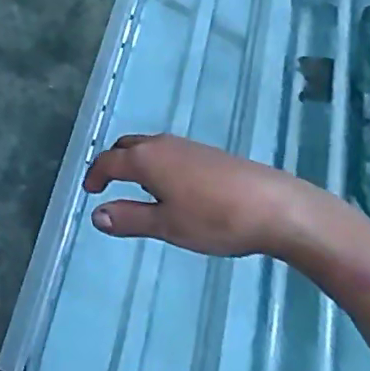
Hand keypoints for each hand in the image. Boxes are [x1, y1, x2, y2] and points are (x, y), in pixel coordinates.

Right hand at [82, 134, 333, 258]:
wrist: (280, 208)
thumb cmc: (216, 218)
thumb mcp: (167, 226)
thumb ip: (129, 219)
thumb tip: (96, 215)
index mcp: (144, 159)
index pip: (108, 161)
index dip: (95, 175)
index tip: (90, 191)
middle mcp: (161, 145)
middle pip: (125, 146)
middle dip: (112, 162)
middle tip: (108, 184)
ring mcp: (187, 146)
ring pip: (148, 147)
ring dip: (135, 162)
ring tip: (138, 188)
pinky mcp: (208, 154)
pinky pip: (168, 152)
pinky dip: (156, 164)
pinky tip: (173, 188)